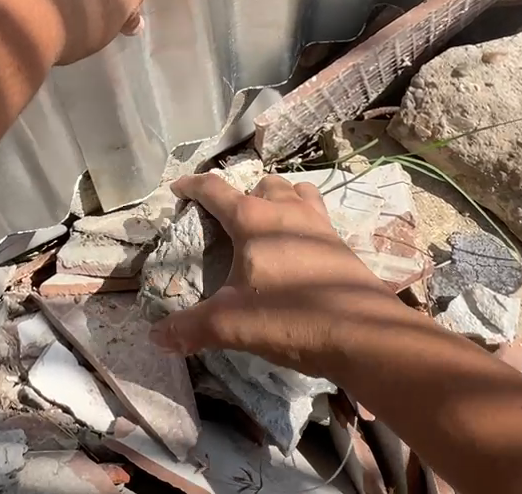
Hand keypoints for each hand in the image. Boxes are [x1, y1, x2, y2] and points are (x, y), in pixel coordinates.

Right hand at [150, 172, 392, 370]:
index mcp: (252, 219)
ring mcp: (319, 225)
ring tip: (269, 225)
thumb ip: (191, 328)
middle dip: (243, 194)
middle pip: (261, 184)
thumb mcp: (232, 324)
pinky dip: (304, 222)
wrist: (367, 337)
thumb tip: (155, 337)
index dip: (192, 186)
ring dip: (280, 199)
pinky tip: (300, 252)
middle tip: (231, 219)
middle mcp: (285, 211)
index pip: (214, 189)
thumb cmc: (290, 317)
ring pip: (296, 192)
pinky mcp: (343, 245)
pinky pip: (318, 217)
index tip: (178, 189)